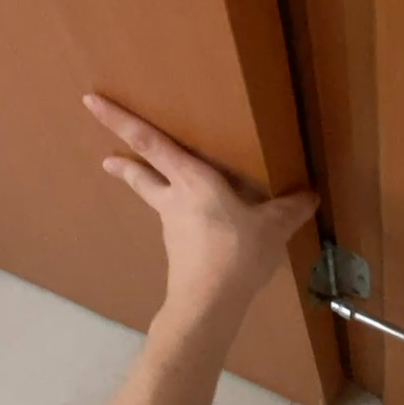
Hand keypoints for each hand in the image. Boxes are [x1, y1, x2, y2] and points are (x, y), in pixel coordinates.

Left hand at [84, 94, 317, 318]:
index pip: (149, 142)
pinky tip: (199, 228)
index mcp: (192, 180)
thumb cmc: (236, 252)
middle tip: (107, 158)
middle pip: (142, 175)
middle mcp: (175, 199)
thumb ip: (292, 207)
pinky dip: (181, 219)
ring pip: (157, 200)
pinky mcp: (179, 251)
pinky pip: (178, 225)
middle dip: (124, 163)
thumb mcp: (274, 226)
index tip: (92, 101)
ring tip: (158, 188)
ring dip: (150, 190)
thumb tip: (311, 194)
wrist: (209, 303)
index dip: (120, 119)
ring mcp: (172, 227)